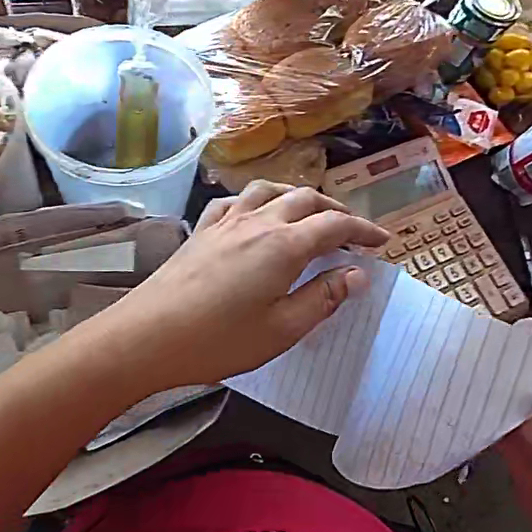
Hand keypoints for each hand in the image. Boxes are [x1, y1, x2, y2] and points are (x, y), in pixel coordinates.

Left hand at [86, 181, 388, 394]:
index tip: (383, 242)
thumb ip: (322, 298)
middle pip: (305, 200)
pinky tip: (254, 214)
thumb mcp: (282, 329)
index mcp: (284, 245)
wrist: (148, 335)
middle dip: (335, 211)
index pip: (335, 226)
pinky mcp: (200, 230)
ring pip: (269, 191)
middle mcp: (257, 222)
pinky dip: (256, 200)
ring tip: (309, 213)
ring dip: (296, 196)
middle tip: (352, 232)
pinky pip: (234, 201)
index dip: (363, 231)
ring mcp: (224, 222)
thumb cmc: (219, 340)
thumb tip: (356, 274)